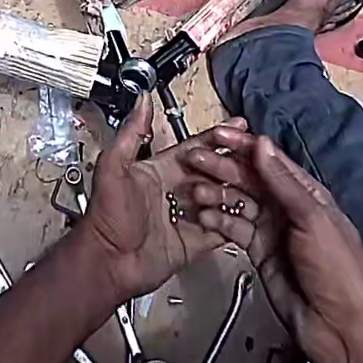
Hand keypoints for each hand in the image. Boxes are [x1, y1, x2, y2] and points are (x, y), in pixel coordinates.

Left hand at [74, 94, 262, 301]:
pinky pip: (218, 231)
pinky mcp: (192, 243)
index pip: (194, 149)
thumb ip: (132, 133)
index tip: (237, 124)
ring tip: (256, 185)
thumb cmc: (106, 215)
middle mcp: (176, 190)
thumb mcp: (115, 166)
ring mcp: (185, 216)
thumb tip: (141, 100)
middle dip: (232, 164)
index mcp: (160, 170)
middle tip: (256, 157)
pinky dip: (231, 224)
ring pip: (219, 199)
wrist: (106, 262)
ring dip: (234, 193)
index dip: (215, 138)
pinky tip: (248, 216)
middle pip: (211, 173)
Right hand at [188, 134, 362, 362]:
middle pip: (249, 178)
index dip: (242, 146)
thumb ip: (282, 182)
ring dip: (216, 193)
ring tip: (196, 191)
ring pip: (238, 201)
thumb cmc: (338, 273)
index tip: (216, 136)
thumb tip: (262, 143)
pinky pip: (234, 228)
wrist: (339, 332)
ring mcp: (272, 228)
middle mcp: (287, 206)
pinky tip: (204, 216)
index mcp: (306, 192)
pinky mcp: (259, 251)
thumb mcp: (312, 219)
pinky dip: (218, 220)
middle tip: (195, 160)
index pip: (269, 160)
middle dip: (221, 167)